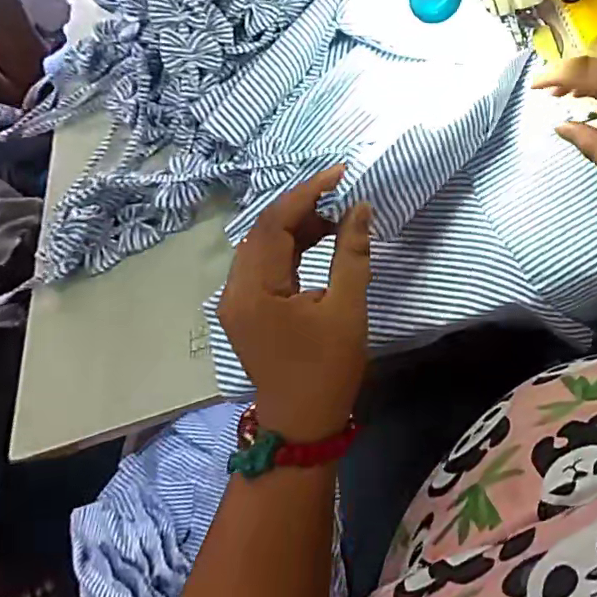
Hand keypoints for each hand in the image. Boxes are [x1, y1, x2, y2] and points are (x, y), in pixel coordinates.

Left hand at [217, 165, 371, 441]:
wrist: (303, 422)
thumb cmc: (327, 367)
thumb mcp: (347, 307)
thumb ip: (352, 253)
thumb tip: (360, 208)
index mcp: (254, 290)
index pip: (274, 224)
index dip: (306, 193)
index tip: (339, 174)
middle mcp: (235, 290)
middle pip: (264, 231)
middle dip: (303, 206)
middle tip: (343, 194)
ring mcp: (237, 301)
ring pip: (264, 245)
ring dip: (298, 226)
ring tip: (338, 216)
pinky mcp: (248, 309)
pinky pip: (266, 264)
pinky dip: (292, 247)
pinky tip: (321, 241)